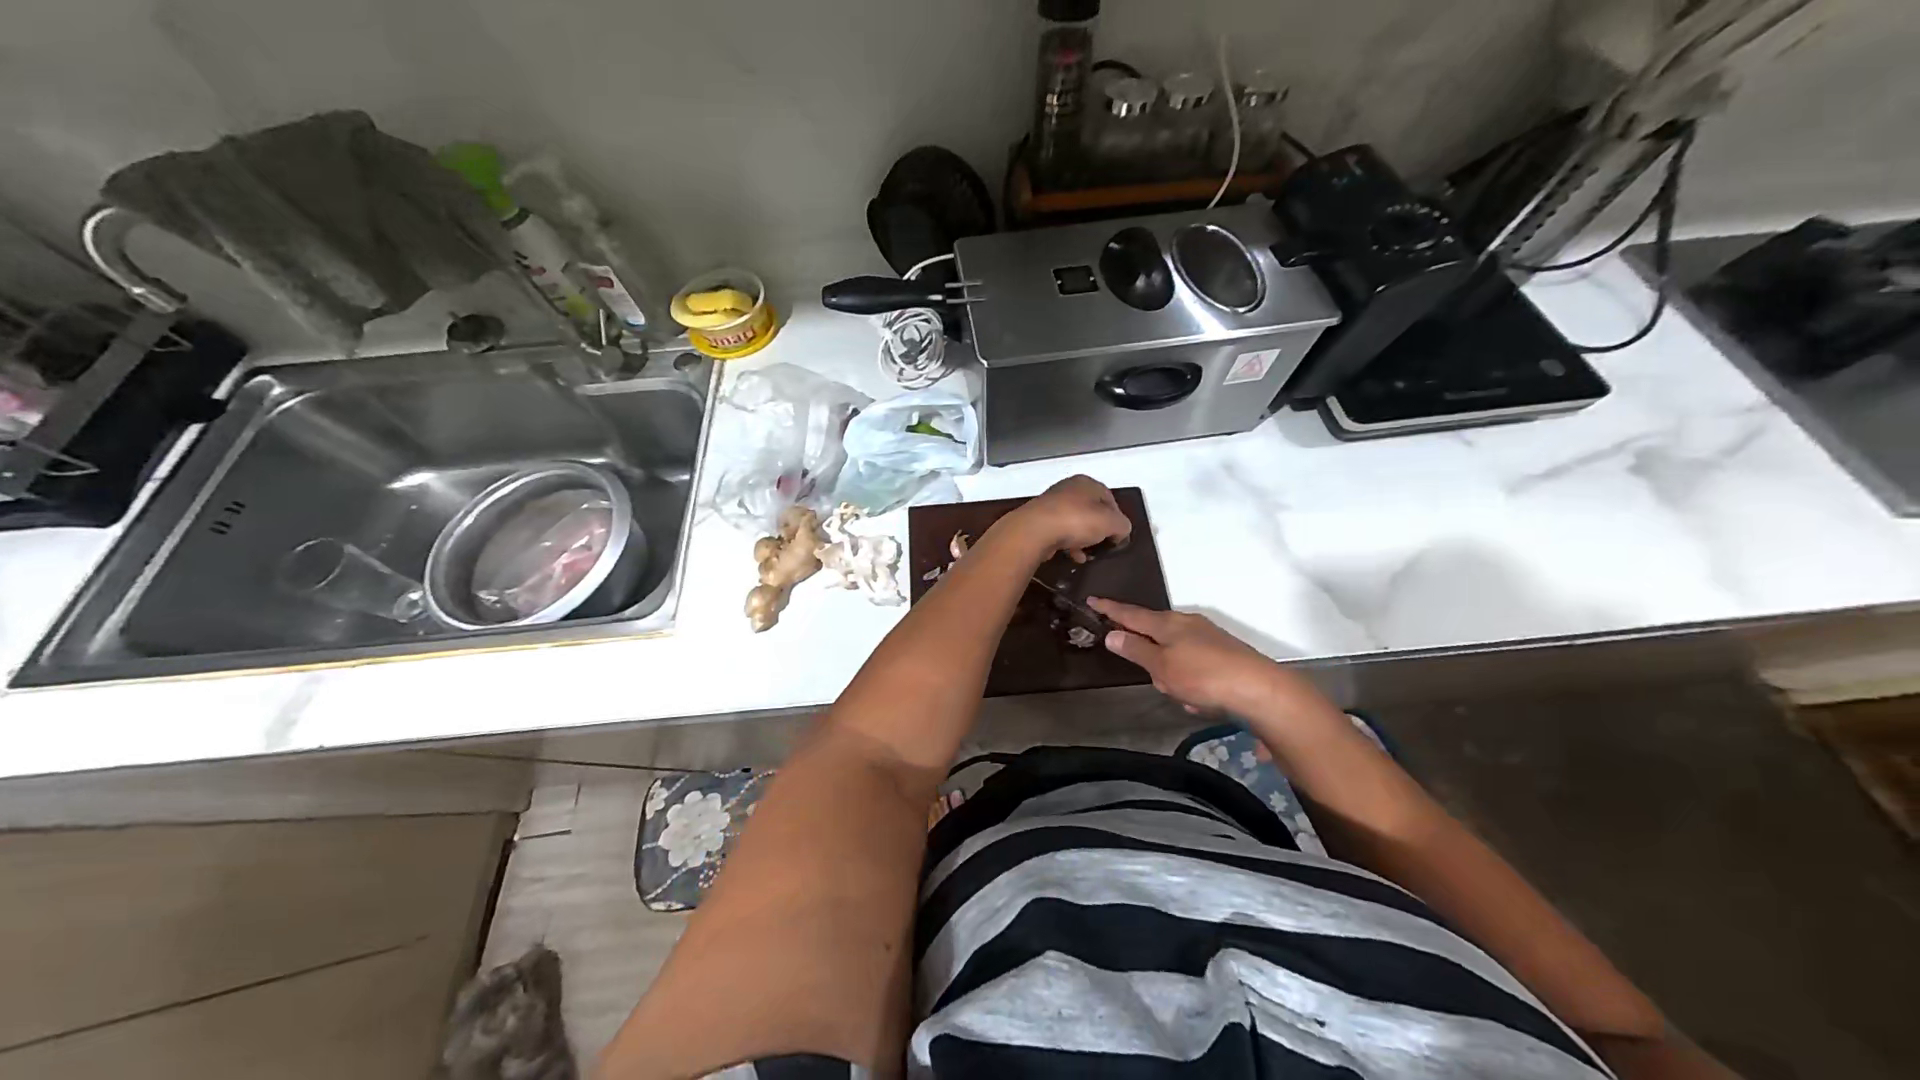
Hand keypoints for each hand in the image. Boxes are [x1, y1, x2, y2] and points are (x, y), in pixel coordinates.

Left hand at [999, 475, 1131, 562]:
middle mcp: (1067, 489)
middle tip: (1103, 545)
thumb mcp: (1111, 523)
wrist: (1035, 530)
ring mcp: (1050, 505)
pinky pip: (1059, 533)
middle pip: (1090, 511)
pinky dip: (1068, 544)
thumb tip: (1121, 530)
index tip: (1118, 535)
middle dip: (1098, 530)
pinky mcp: (1038, 521)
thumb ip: (1122, 525)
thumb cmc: (1077, 520)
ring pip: (1074, 523)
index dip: (1117, 517)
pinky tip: (1072, 556)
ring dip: (1082, 540)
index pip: (1109, 498)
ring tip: (1087, 555)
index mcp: (1086, 483)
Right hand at [1088, 598, 1304, 714]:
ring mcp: (1208, 638)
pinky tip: (1200, 700)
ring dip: (1173, 674)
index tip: (1092, 599)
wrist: (1260, 690)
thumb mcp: (1162, 667)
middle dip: (1149, 654)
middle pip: (1155, 632)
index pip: (1131, 614)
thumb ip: (1136, 650)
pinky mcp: (1224, 654)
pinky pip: (1195, 667)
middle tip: (1151, 676)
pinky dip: (1191, 682)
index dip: (1110, 609)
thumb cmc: (1203, 676)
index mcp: (1168, 624)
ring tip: (1182, 695)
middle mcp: (1188, 624)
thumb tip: (1112, 633)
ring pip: (1176, 653)